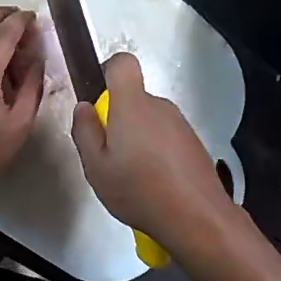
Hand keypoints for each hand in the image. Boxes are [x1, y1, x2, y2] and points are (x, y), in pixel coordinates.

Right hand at [71, 52, 234, 252]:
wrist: (196, 217)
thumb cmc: (138, 190)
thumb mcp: (96, 167)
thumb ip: (85, 132)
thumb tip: (84, 108)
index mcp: (133, 104)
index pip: (123, 63)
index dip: (108, 72)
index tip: (99, 101)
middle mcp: (160, 106)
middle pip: (134, 99)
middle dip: (119, 121)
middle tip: (110, 158)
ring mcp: (181, 124)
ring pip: (150, 121)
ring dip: (138, 141)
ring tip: (132, 178)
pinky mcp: (194, 143)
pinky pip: (166, 139)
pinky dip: (157, 154)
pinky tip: (153, 185)